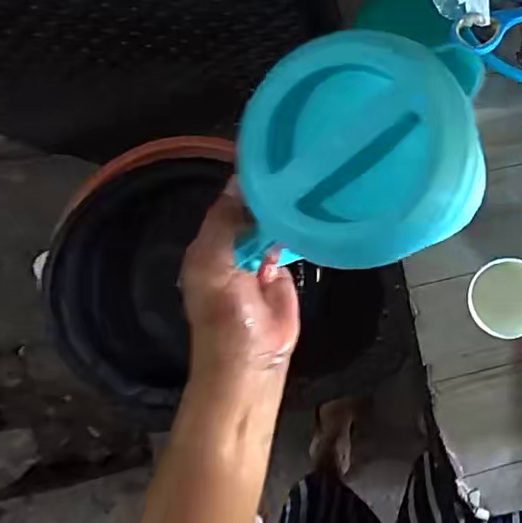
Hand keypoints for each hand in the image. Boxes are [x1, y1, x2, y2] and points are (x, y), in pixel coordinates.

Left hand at [180, 179, 300, 384]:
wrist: (253, 360)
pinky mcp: (283, 272)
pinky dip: (298, 231)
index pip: (228, 204)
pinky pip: (290, 243)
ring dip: (284, 211)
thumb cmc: (225, 313)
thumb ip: (223, 222)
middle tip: (297, 169)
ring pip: (272, 225)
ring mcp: (260, 258)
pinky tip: (311, 212)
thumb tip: (238, 181)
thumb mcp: (213, 262)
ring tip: (308, 183)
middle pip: (252, 212)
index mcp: (210, 243)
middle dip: (268, 196)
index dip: (246, 186)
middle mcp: (234, 246)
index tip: (272, 162)